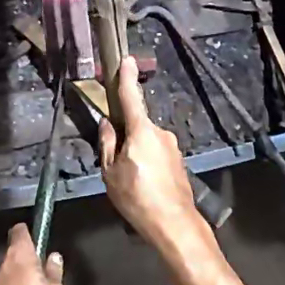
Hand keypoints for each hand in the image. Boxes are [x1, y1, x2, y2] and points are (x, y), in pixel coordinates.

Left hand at [0, 224, 66, 284]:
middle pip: (16, 253)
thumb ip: (55, 274)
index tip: (39, 237)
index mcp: (19, 255)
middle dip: (29, 259)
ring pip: (11, 274)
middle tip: (47, 272)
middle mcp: (3, 266)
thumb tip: (53, 257)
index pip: (20, 231)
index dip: (30, 231)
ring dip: (23, 279)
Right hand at [99, 57, 210, 254]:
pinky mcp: (178, 162)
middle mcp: (160, 133)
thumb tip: (107, 124)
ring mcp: (172, 148)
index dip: (126, 77)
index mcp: (142, 131)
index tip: (126, 59)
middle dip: (124, 137)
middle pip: (137, 125)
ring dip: (136, 152)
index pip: (131, 97)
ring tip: (128, 181)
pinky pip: (156, 154)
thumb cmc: (137, 197)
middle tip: (113, 163)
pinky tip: (142, 186)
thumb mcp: (110, 172)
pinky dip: (146, 163)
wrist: (174, 224)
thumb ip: (106, 144)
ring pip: (146, 141)